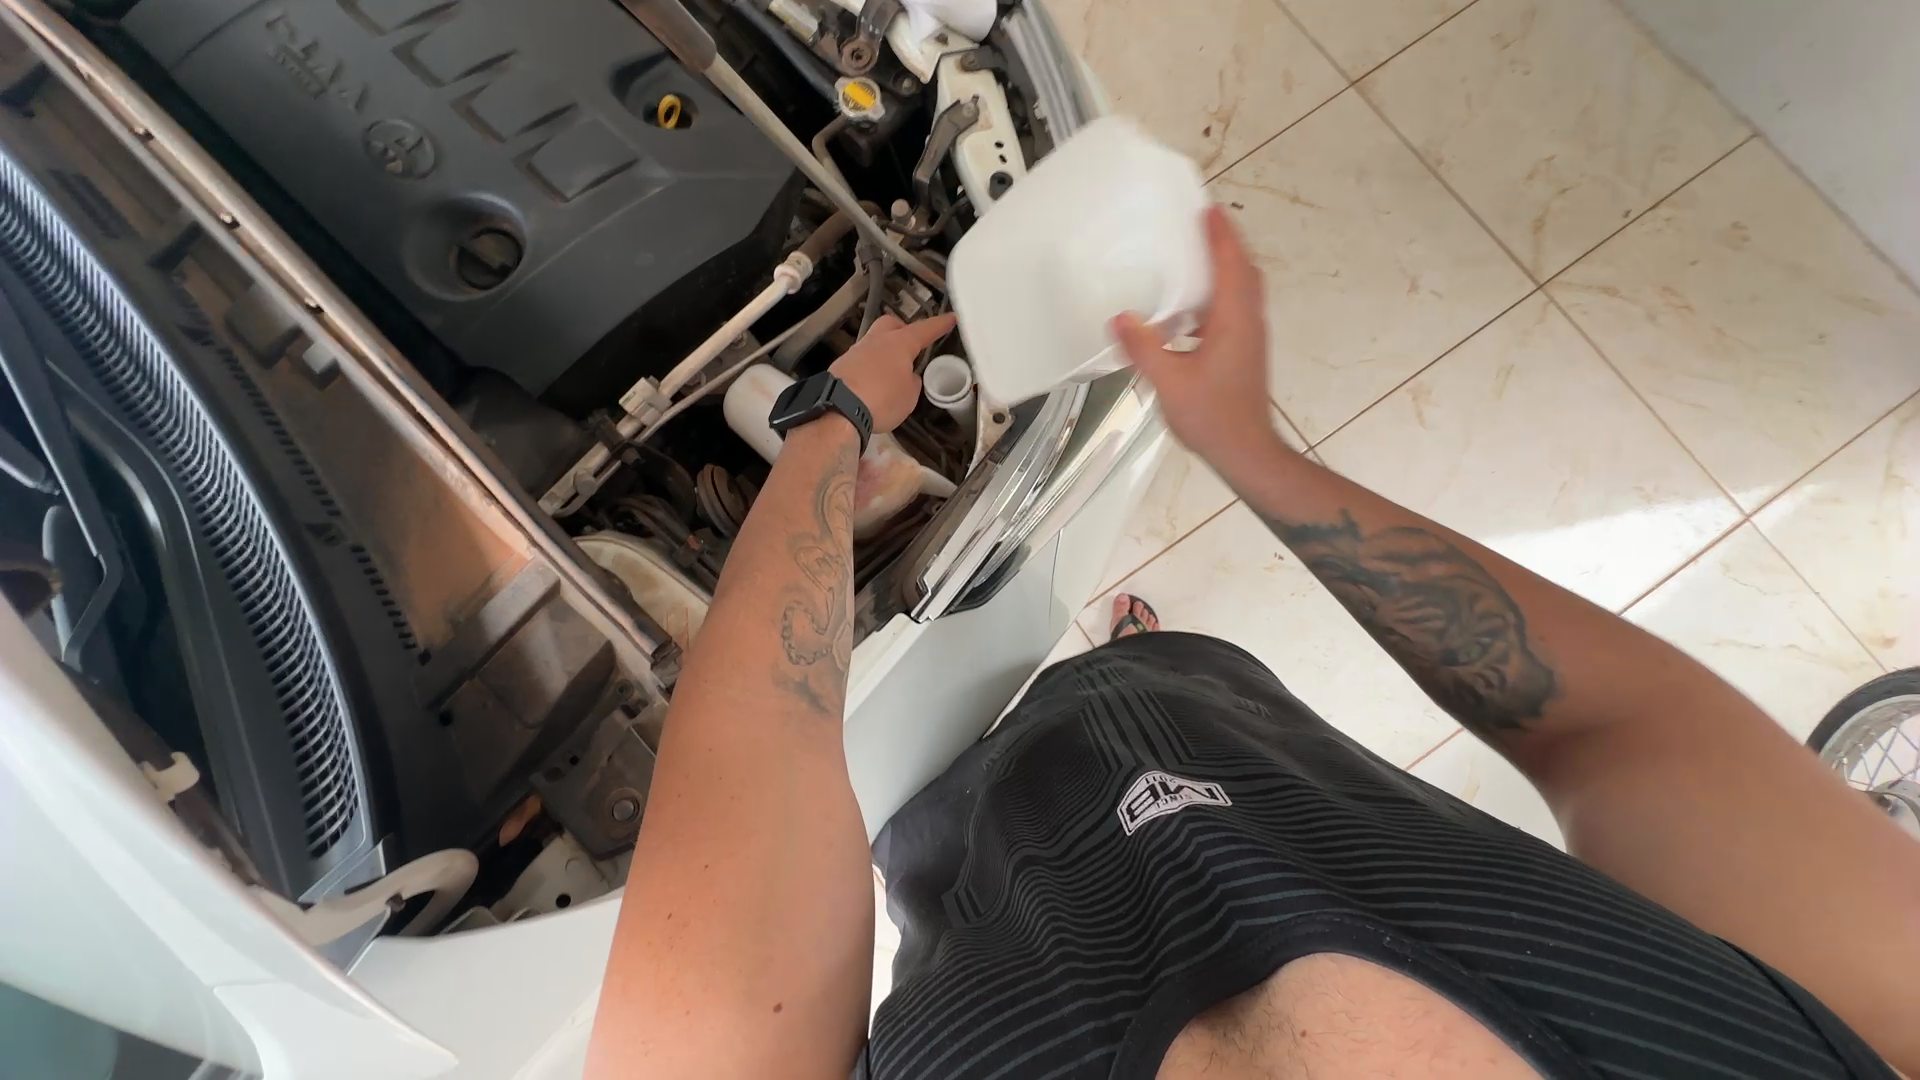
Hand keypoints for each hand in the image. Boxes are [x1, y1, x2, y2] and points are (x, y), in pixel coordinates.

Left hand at [830, 313, 956, 433]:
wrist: (838, 409)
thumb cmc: (882, 400)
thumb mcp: (909, 396)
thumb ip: (913, 382)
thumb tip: (907, 376)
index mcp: (899, 343)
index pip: (924, 329)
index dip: (939, 324)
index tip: (951, 317)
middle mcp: (877, 340)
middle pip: (891, 324)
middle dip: (903, 329)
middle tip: (911, 344)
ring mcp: (856, 351)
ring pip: (874, 341)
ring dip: (885, 351)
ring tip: (892, 370)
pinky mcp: (841, 365)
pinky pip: (862, 359)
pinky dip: (870, 366)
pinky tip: (873, 382)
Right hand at [1111, 206, 1290, 470]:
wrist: (1245, 451)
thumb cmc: (1212, 416)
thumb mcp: (1169, 382)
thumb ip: (1144, 348)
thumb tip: (1121, 318)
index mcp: (1233, 321)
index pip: (1230, 265)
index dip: (1220, 235)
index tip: (1207, 209)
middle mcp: (1248, 323)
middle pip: (1244, 272)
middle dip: (1226, 246)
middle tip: (1203, 227)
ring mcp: (1250, 339)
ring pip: (1242, 292)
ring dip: (1224, 271)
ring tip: (1195, 261)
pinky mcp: (1245, 355)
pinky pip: (1235, 312)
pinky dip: (1217, 298)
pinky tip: (1191, 313)